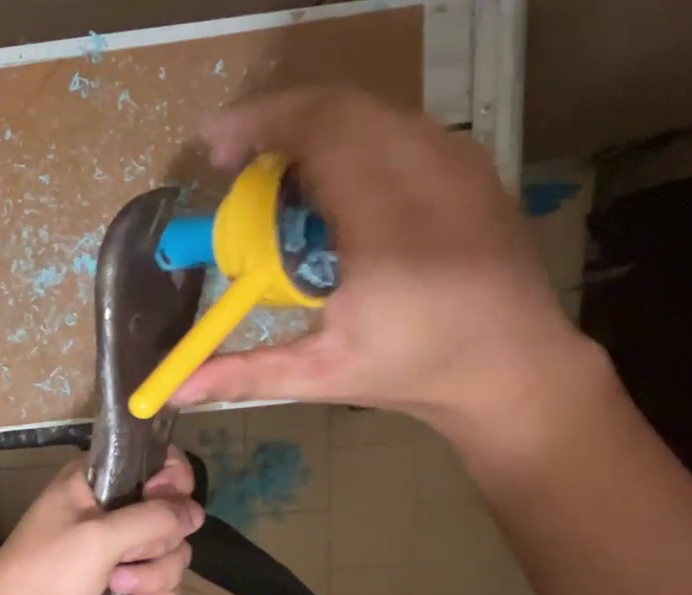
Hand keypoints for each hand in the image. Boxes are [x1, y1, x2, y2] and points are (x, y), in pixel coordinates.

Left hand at [0, 448, 204, 594]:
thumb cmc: (47, 572)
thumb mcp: (100, 538)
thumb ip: (153, 518)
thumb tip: (195, 513)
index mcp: (95, 479)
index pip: (157, 462)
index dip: (173, 485)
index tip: (169, 510)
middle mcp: (107, 506)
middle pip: (168, 514)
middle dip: (159, 546)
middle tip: (125, 563)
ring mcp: (113, 544)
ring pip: (168, 551)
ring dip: (154, 576)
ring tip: (121, 591)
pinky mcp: (116, 578)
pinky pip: (157, 580)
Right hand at [172, 90, 610, 440]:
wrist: (513, 365)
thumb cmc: (414, 371)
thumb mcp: (322, 375)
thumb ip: (246, 373)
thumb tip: (177, 389)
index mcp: (388, 226)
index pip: (322, 132)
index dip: (260, 125)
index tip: (214, 149)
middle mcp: (428, 176)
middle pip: (342, 108)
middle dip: (276, 122)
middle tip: (232, 162)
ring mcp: (457, 163)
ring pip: (372, 111)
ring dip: (313, 129)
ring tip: (274, 172)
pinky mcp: (469, 166)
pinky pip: (399, 126)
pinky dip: (351, 138)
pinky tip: (330, 181)